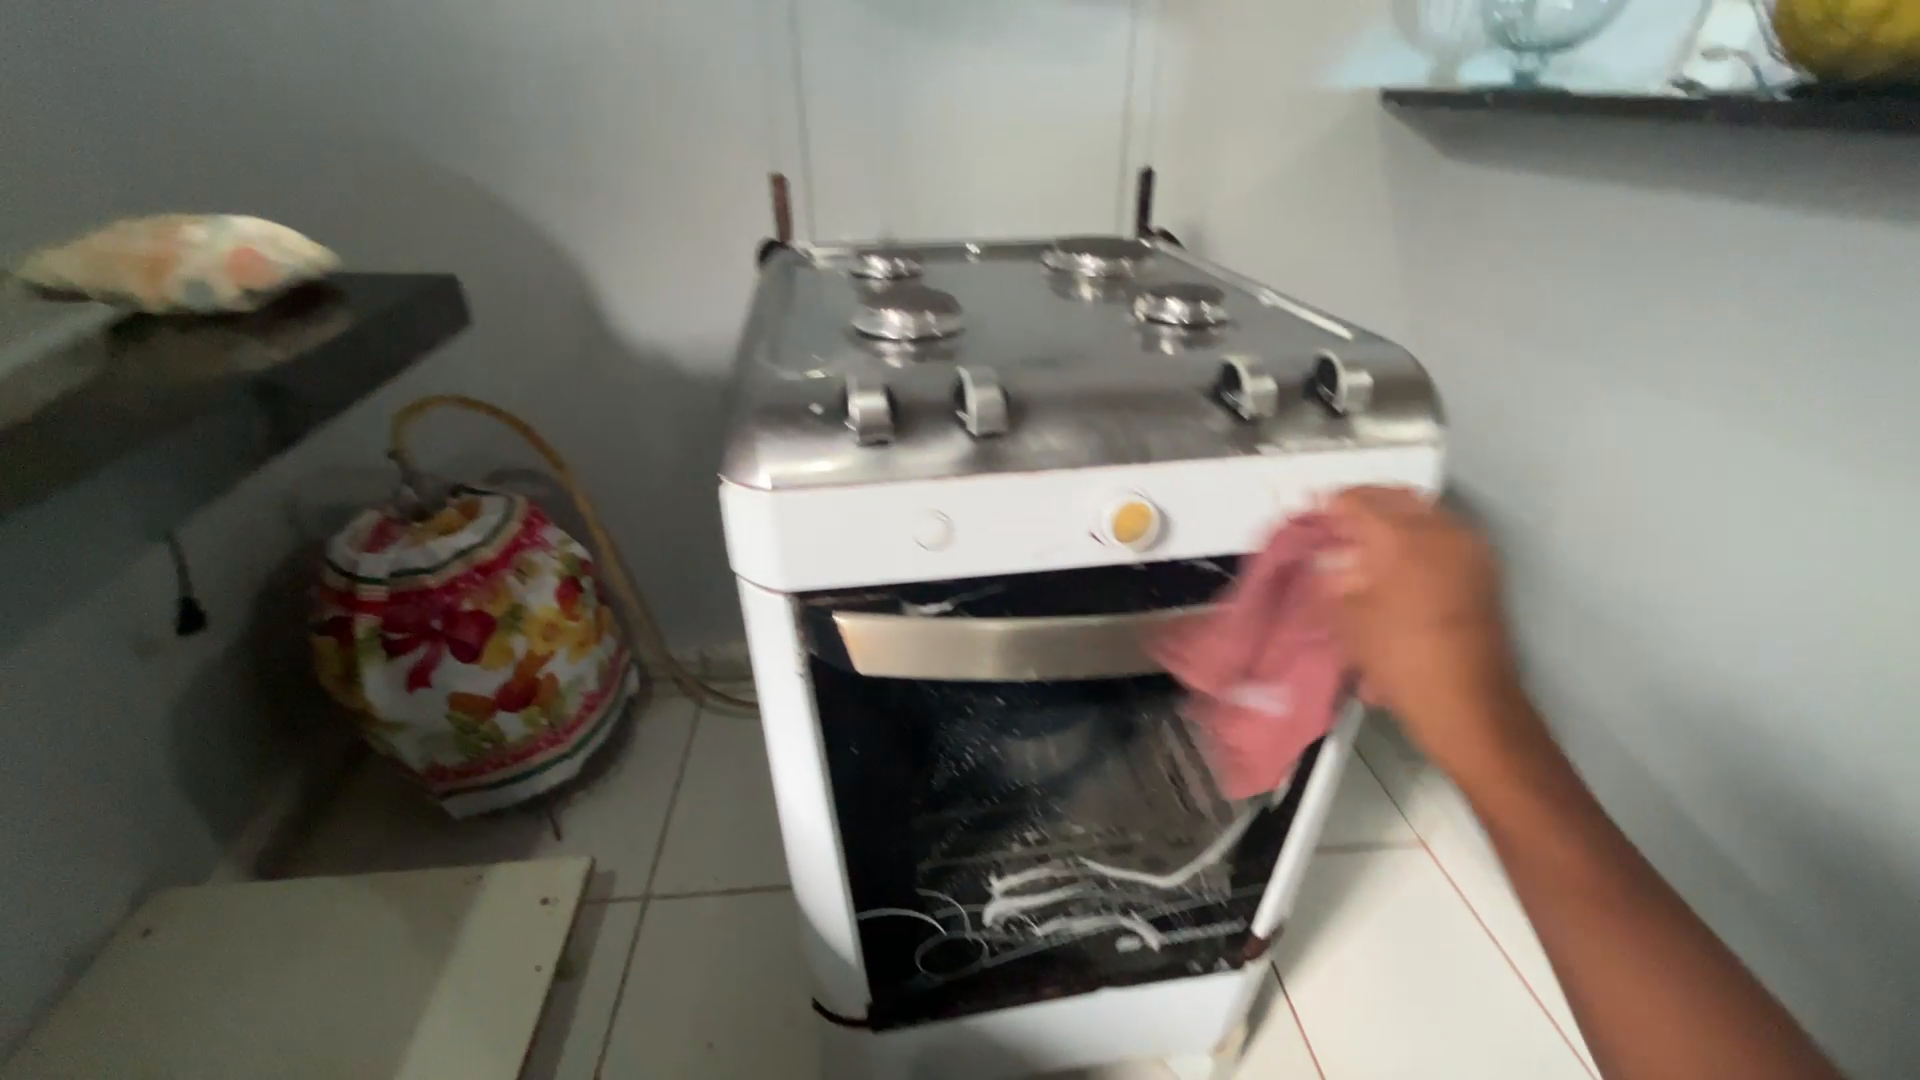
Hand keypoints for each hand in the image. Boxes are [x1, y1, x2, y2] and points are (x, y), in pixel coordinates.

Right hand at [1320, 487, 1544, 786]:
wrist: (1467, 703)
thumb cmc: (1398, 660)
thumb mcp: (1346, 618)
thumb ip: (1332, 576)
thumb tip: (1326, 555)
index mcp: (1402, 538)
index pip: (1356, 500)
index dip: (1327, 505)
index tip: (1307, 513)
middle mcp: (1441, 530)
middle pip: (1394, 495)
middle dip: (1361, 504)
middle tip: (1333, 523)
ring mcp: (1468, 547)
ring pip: (1421, 510)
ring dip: (1389, 517)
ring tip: (1360, 541)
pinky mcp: (1482, 567)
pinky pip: (1440, 531)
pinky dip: (1413, 534)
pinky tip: (1392, 558)